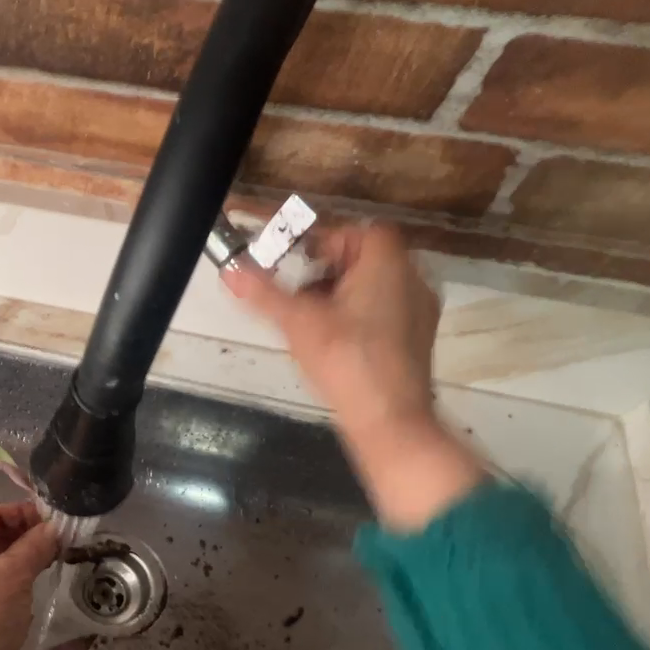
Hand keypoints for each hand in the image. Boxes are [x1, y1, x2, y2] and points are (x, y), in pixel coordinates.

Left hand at [0, 502, 58, 649]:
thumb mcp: (14, 575)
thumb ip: (35, 546)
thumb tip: (55, 528)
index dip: (21, 514)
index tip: (54, 517)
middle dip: (23, 536)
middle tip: (59, 538)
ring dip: (21, 557)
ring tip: (53, 556)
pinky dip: (13, 577)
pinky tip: (36, 580)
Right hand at [224, 221, 484, 530]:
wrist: (388, 418)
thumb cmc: (346, 360)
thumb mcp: (296, 322)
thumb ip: (262, 292)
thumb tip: (229, 268)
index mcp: (388, 264)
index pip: (358, 231)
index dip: (324, 240)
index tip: (295, 261)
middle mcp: (412, 279)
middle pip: (366, 256)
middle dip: (327, 268)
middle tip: (296, 291)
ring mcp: (419, 310)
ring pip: (374, 284)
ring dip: (339, 292)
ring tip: (310, 317)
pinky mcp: (416, 337)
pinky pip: (384, 309)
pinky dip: (356, 314)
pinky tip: (332, 340)